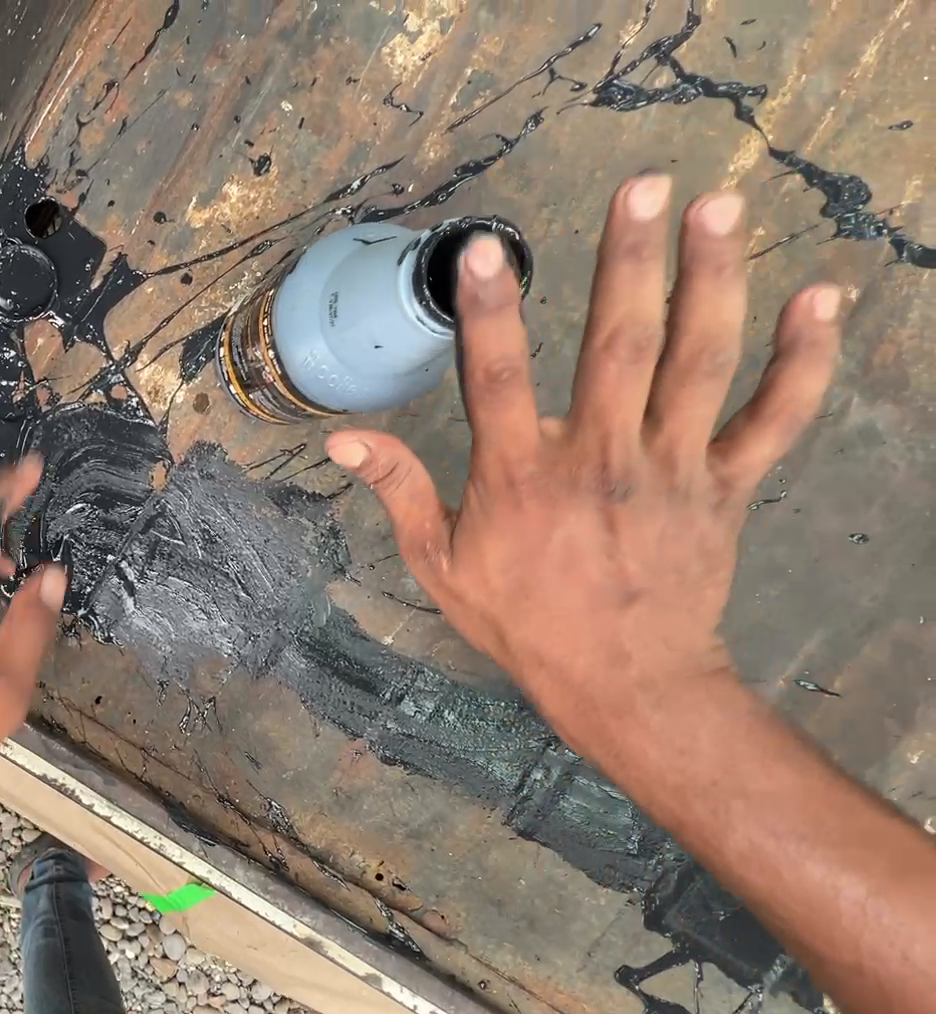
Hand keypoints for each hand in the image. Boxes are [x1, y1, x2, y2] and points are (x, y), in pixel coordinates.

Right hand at [326, 174, 842, 746]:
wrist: (620, 678)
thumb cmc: (517, 619)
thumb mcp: (436, 561)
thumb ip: (397, 491)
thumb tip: (342, 441)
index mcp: (518, 479)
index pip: (496, 380)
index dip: (487, 313)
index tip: (484, 251)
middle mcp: (598, 459)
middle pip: (618, 346)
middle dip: (629, 262)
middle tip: (644, 186)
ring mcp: (672, 469)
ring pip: (700, 363)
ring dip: (711, 280)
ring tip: (717, 208)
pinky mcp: (727, 487)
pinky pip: (775, 417)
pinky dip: (804, 357)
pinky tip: (821, 296)